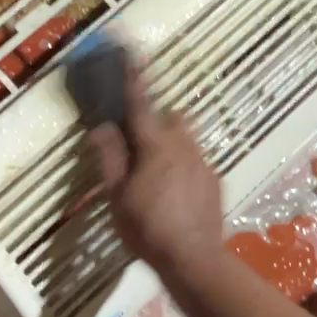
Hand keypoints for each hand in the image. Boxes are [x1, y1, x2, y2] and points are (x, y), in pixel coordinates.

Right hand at [87, 65, 223, 278]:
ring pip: (186, 139)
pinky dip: (183, 166)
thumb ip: (110, 157)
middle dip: (156, 119)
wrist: (194, 261)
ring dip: (170, 143)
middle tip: (139, 139)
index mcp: (155, 147)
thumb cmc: (146, 229)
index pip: (141, 105)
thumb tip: (101, 126)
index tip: (130, 55)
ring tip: (156, 171)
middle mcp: (184, 147)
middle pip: (171, 118)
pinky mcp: (215, 182)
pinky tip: (174, 193)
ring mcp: (204, 164)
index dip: (133, 80)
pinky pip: (196, 161)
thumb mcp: (117, 195)